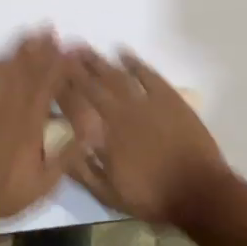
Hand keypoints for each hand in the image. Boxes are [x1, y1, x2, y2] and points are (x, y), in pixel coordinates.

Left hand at [0, 31, 70, 218]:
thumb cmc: (5, 193)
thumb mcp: (45, 182)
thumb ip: (68, 152)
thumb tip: (94, 128)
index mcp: (29, 122)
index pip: (48, 85)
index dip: (59, 65)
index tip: (70, 49)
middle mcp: (6, 106)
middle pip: (25, 71)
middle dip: (40, 50)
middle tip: (49, 30)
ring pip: (3, 71)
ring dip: (18, 52)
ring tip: (30, 36)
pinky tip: (0, 60)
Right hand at [58, 48, 233, 225]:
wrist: (198, 192)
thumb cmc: (152, 197)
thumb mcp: (109, 194)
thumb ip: (82, 171)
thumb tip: (60, 150)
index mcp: (104, 135)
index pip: (76, 105)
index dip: (61, 87)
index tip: (48, 73)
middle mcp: (121, 112)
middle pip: (94, 84)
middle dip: (75, 67)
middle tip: (61, 51)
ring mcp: (147, 103)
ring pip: (118, 76)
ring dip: (99, 61)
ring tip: (83, 48)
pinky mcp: (170, 99)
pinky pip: (148, 75)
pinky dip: (134, 62)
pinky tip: (123, 52)